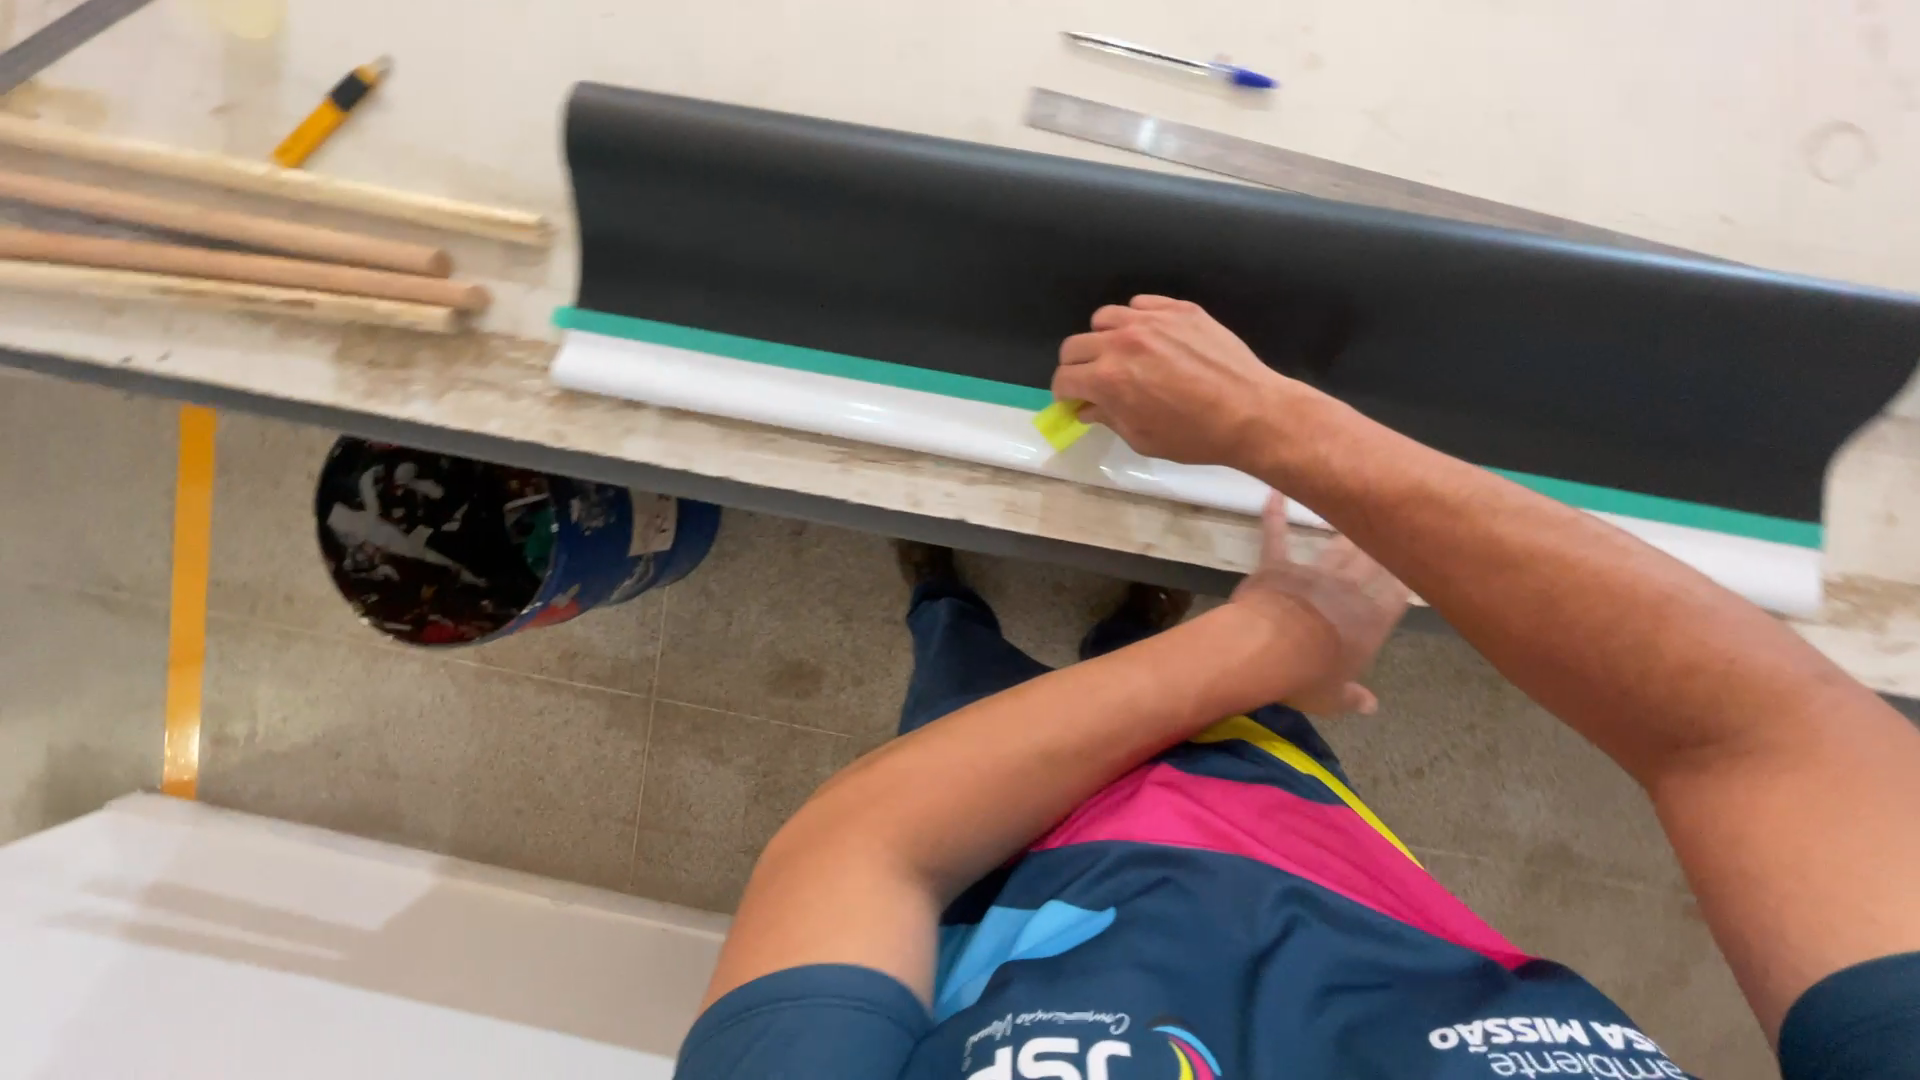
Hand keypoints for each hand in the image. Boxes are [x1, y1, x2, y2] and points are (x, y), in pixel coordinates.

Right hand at [1053, 296, 1301, 466]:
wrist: (1251, 413)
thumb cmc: (1194, 437)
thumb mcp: (1141, 438)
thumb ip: (1108, 418)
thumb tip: (1088, 408)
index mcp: (1108, 380)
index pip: (1064, 378)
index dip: (1064, 393)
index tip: (1074, 400)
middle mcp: (1122, 343)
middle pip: (1074, 345)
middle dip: (1076, 367)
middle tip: (1092, 381)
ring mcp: (1151, 320)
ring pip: (1103, 318)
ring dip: (1102, 339)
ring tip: (1121, 355)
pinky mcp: (1179, 309)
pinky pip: (1140, 304)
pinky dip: (1135, 320)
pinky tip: (1150, 339)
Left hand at [1231, 493, 1410, 714]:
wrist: (1271, 648)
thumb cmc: (1308, 676)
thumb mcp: (1333, 697)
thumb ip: (1353, 697)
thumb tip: (1370, 706)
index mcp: (1373, 620)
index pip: (1399, 592)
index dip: (1407, 576)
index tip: (1415, 562)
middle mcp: (1351, 588)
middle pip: (1373, 560)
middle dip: (1384, 544)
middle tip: (1391, 525)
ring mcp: (1314, 571)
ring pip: (1337, 544)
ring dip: (1347, 528)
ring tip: (1358, 511)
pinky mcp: (1277, 564)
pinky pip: (1276, 534)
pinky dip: (1274, 513)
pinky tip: (1275, 490)